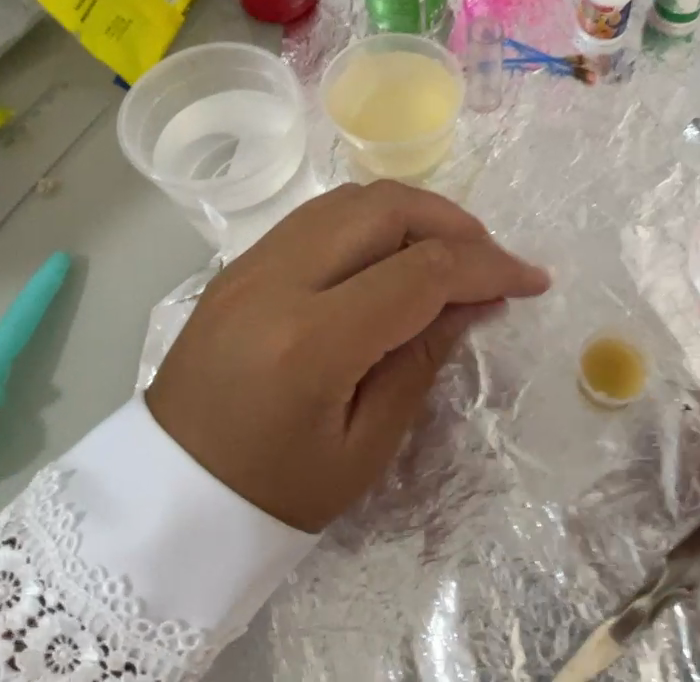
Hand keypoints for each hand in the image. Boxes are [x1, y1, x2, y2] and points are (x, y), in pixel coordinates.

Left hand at [145, 181, 549, 531]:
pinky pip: (320, 216)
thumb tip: (474, 299)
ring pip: (352, 200)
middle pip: (386, 208)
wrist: (167, 499)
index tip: (532, 280)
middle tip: (491, 260)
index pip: (421, 272)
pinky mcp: (240, 264)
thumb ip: (423, 359)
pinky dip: (373, 221)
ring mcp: (250, 264)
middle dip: (455, 222)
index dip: (489, 267)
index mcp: (310, 342)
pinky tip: (394, 256)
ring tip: (450, 254)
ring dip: (414, 213)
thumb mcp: (366, 445)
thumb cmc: (273, 493)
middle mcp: (276, 281)